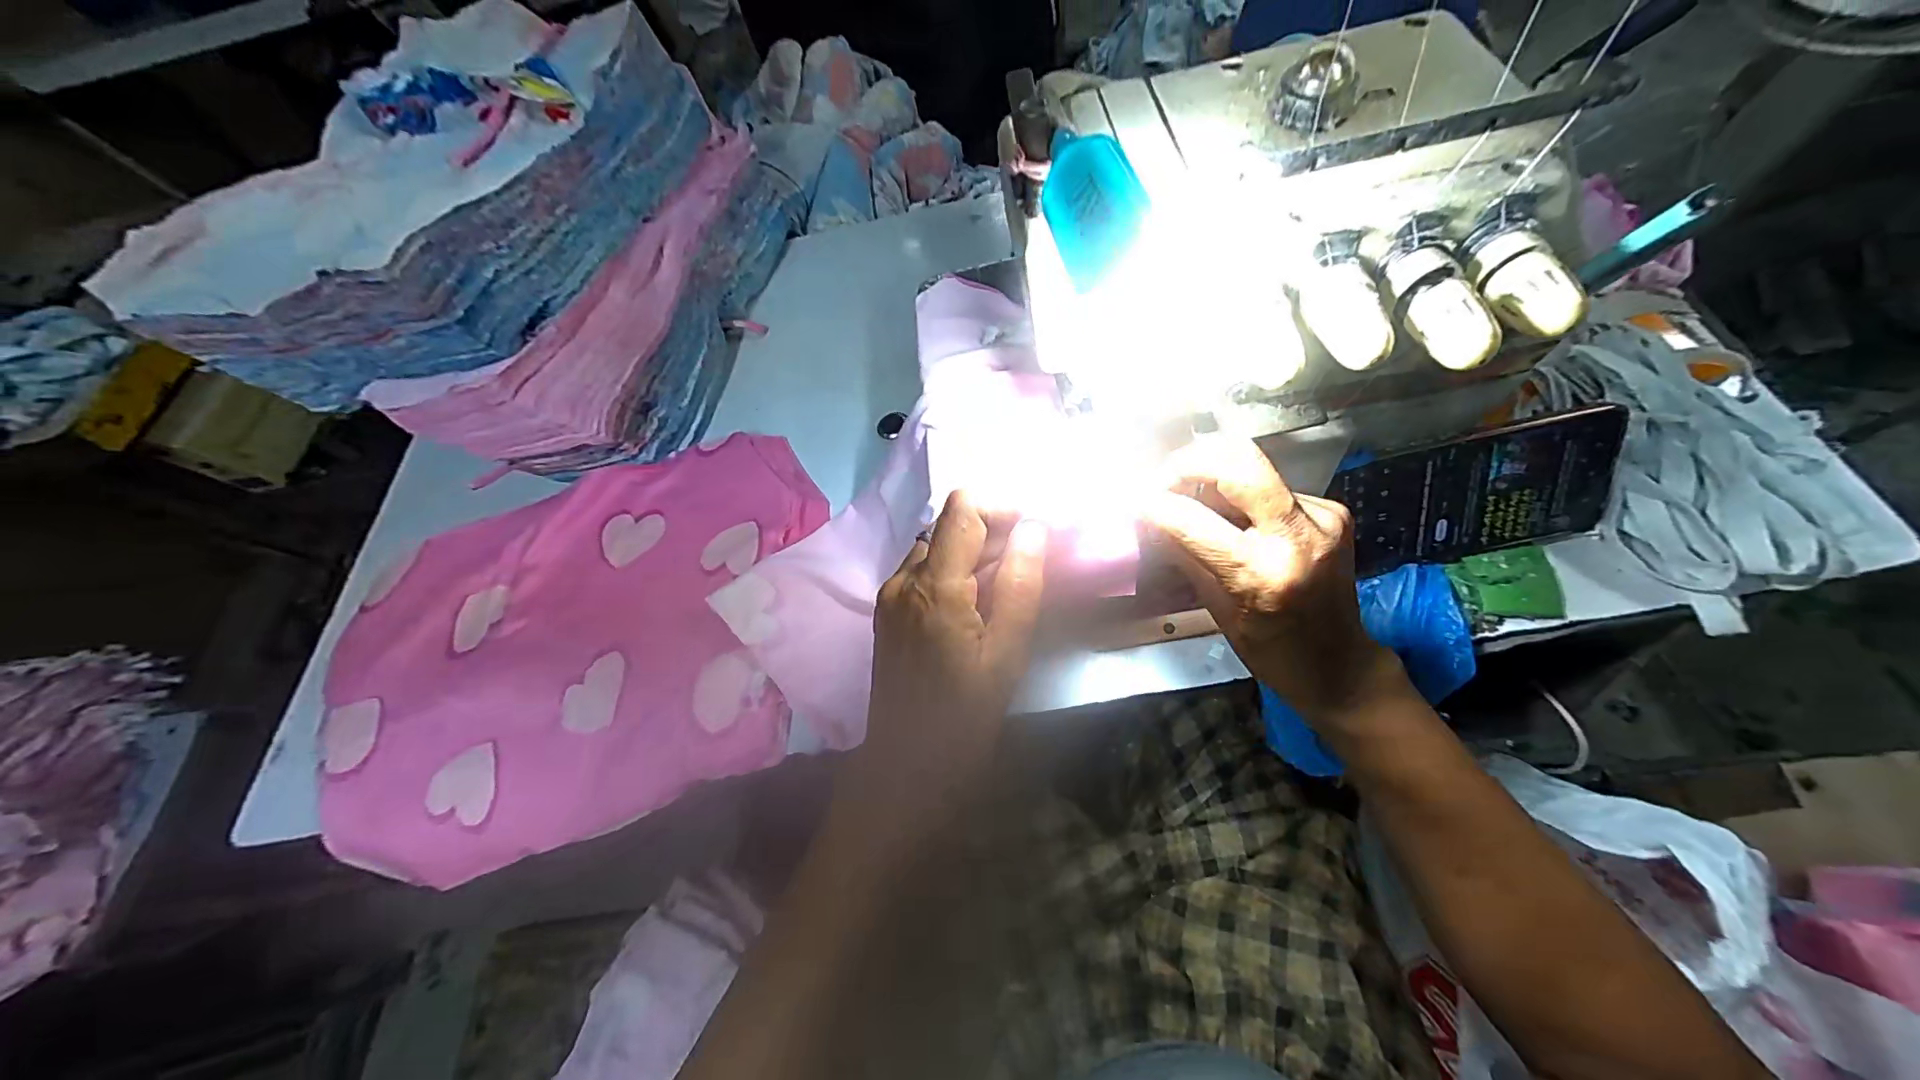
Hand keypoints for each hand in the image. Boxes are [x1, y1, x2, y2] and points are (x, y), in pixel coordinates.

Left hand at [853, 491, 1048, 829]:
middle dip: (991, 536)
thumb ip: (1021, 583)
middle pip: (949, 527)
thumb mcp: (1007, 652)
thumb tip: (1034, 528)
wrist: (905, 768)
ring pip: (935, 549)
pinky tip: (973, 611)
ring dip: (971, 557)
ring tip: (1002, 594)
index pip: (962, 510)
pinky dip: (951, 577)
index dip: (1000, 509)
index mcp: (933, 586)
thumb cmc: (964, 716)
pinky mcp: (886, 614)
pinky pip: (922, 574)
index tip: (1032, 534)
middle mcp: (903, 580)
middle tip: (1027, 569)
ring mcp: (889, 596)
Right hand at [1141, 437, 1408, 727]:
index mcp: (1261, 572)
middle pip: (1235, 462)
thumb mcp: (1216, 608)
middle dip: (1187, 464)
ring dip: (1212, 480)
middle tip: (1163, 483)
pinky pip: (1271, 488)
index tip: (1134, 501)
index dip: (1153, 504)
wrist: (1341, 666)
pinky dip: (1241, 497)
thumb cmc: (1272, 651)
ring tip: (1191, 502)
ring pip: (1251, 469)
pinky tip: (1234, 520)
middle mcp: (1297, 535)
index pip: (1191, 518)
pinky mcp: (1332, 510)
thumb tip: (1148, 518)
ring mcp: (1321, 517)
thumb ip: (1184, 555)